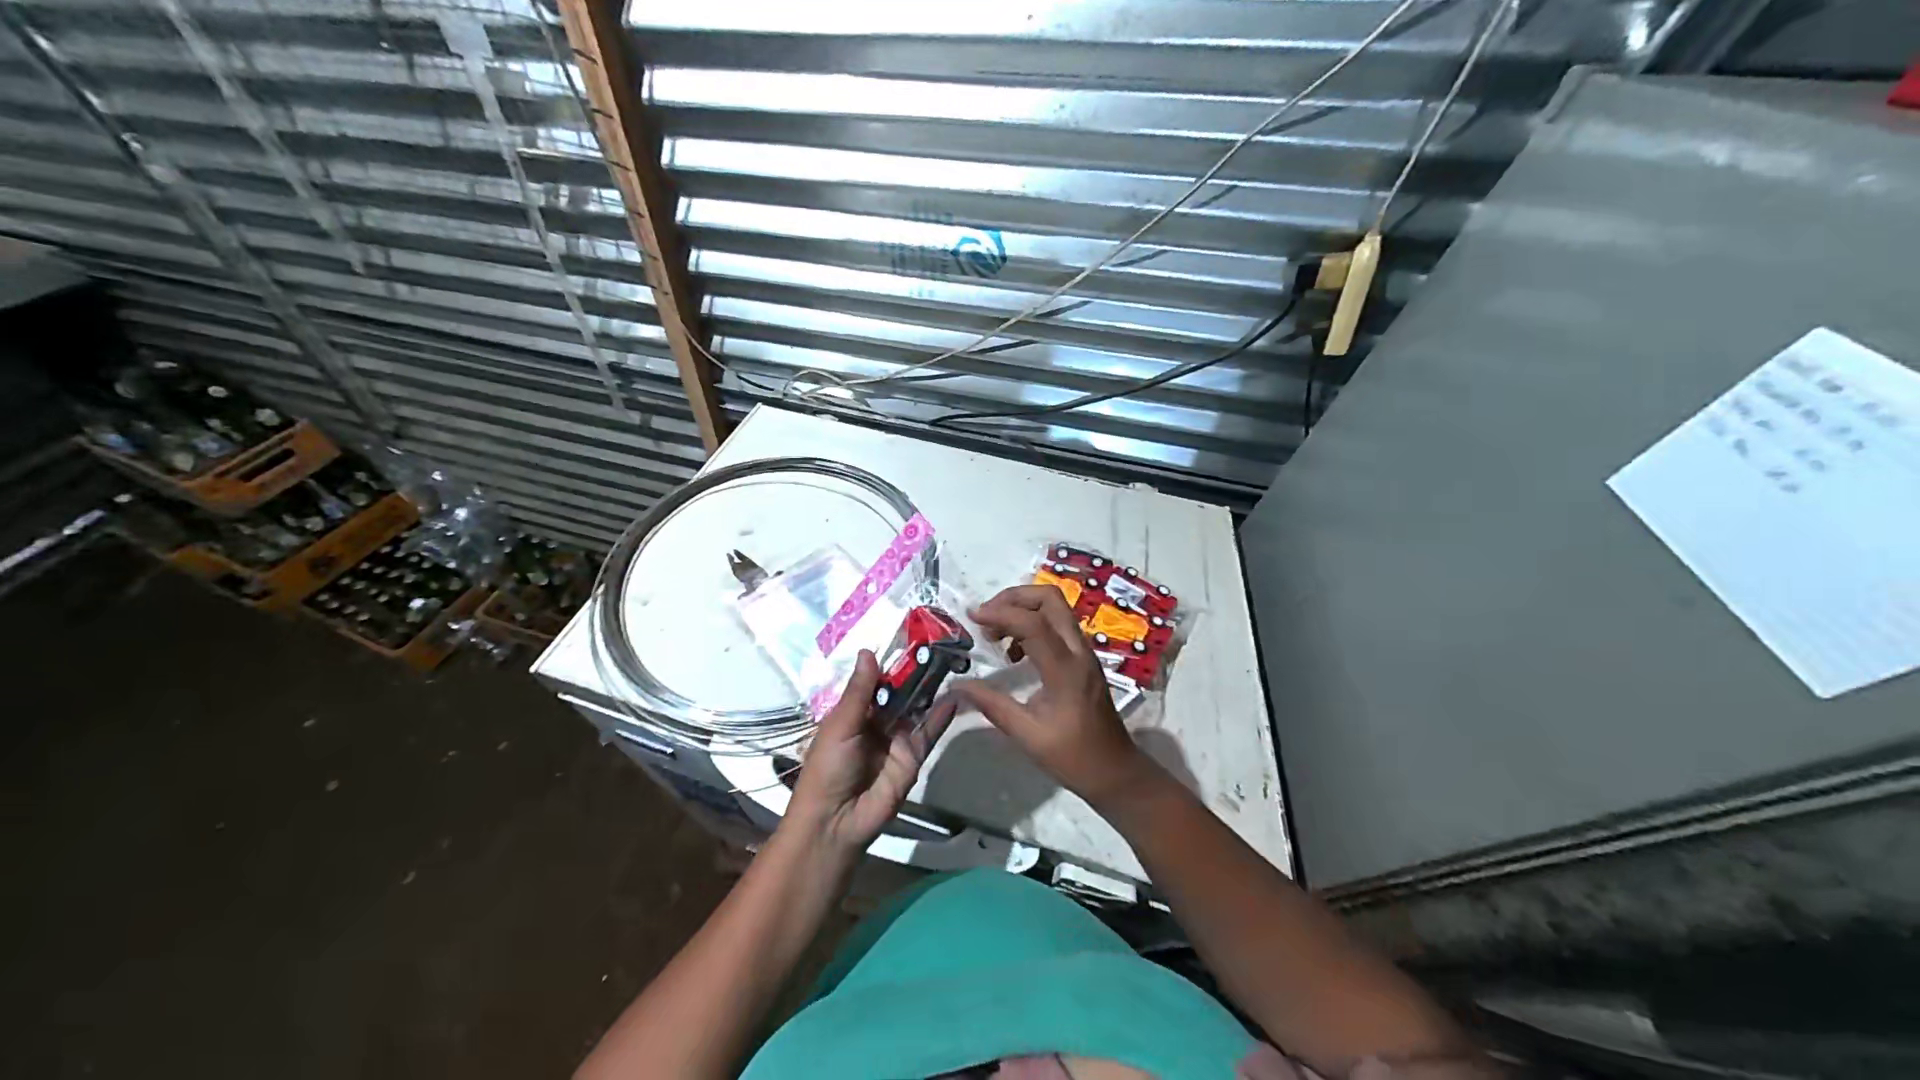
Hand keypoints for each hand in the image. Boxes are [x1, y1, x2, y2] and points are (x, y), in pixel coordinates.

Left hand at [783, 649, 955, 859]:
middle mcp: (877, 723)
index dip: (890, 662)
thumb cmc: (827, 769)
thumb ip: (860, 691)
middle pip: (899, 692)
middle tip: (937, 643)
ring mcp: (897, 740)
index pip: (874, 681)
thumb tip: (868, 651)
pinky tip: (955, 697)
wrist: (836, 821)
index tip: (909, 636)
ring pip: (916, 709)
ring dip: (931, 688)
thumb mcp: (840, 725)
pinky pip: (928, 733)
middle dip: (915, 672)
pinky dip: (941, 716)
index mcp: (853, 713)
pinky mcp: (913, 758)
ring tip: (950, 662)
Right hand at [959, 585, 1156, 807]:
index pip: (1033, 624)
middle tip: (986, 617)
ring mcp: (1084, 652)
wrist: (1115, 771)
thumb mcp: (1026, 734)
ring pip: (1055, 608)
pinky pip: (1058, 624)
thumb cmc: (1072, 756)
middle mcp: (1079, 651)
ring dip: (1023, 609)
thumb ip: (992, 705)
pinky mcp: (1083, 658)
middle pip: (1050, 598)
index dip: (1000, 613)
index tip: (972, 618)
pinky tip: (1015, 652)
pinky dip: (1033, 624)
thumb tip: (957, 685)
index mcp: (1065, 670)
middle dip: (1014, 597)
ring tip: (995, 635)